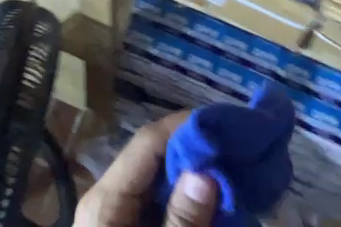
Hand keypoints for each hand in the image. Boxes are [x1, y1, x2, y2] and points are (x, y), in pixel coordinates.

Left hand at [74, 112, 217, 226]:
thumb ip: (179, 220)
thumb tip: (205, 171)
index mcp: (105, 198)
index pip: (146, 141)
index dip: (184, 127)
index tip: (223, 123)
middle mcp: (107, 196)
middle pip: (153, 158)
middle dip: (193, 151)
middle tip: (235, 145)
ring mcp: (115, 213)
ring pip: (158, 180)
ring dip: (192, 174)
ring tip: (230, 166)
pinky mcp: (125, 225)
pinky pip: (156, 201)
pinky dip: (182, 198)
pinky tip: (211, 198)